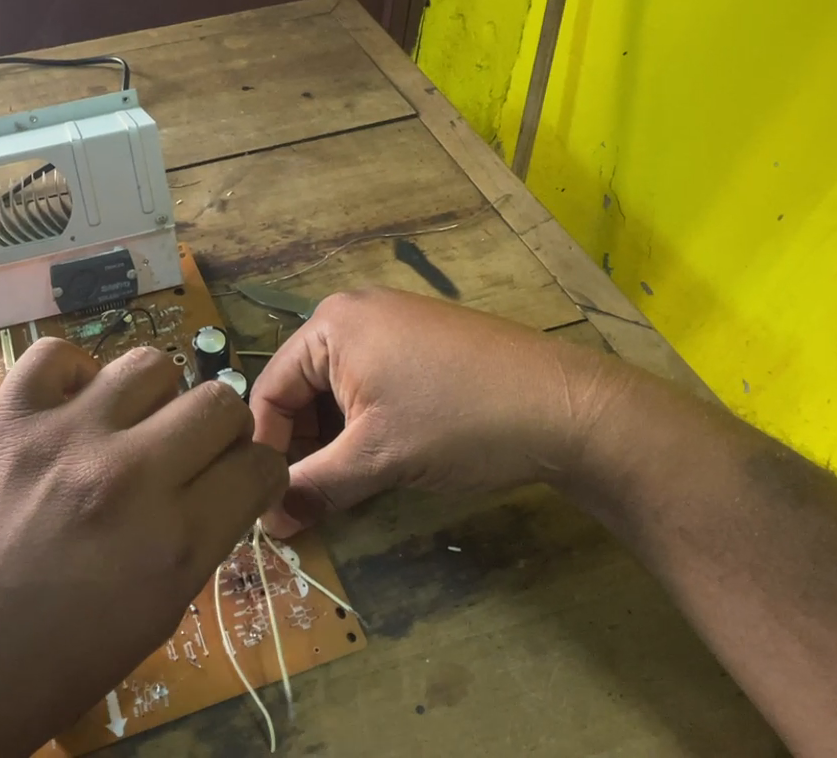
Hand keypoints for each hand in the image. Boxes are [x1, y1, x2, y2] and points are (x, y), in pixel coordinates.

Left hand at [0, 339, 286, 757]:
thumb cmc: (58, 665)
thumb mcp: (157, 614)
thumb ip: (199, 535)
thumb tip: (220, 477)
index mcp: (175, 543)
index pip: (260, 465)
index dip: (254, 474)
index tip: (234, 481)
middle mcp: (128, 478)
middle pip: (219, 402)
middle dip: (218, 431)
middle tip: (185, 455)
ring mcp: (63, 440)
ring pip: (149, 364)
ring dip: (151, 399)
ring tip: (123, 430)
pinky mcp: (4, 423)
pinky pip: (58, 355)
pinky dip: (72, 377)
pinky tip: (67, 413)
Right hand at [249, 288, 639, 536]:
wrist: (569, 406)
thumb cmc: (459, 422)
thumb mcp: (378, 458)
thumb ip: (315, 487)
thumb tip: (271, 525)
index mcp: (331, 324)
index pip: (270, 390)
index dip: (266, 450)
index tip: (269, 503)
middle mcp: (354, 312)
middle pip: (302, 387)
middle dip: (304, 445)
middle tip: (310, 498)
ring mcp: (393, 322)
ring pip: (337, 388)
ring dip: (335, 438)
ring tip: (349, 482)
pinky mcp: (423, 340)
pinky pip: (370, 380)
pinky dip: (365, 421)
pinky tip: (383, 454)